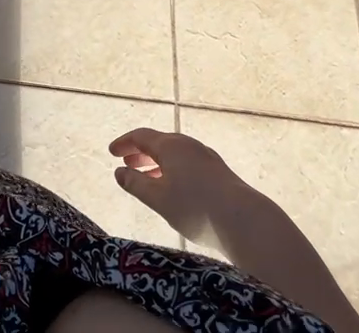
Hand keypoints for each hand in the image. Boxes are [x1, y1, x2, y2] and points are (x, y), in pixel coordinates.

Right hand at [109, 128, 262, 238]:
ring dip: (157, 162)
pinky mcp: (219, 173)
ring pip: (175, 154)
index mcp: (171, 146)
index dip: (124, 143)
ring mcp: (207, 158)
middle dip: (140, 152)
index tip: (111, 152)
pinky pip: (188, 164)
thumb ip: (135, 184)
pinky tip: (174, 188)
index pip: (141, 136)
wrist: (246, 221)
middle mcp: (189, 145)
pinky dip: (173, 170)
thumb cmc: (196, 208)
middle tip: (126, 163)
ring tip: (147, 178)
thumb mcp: (158, 199)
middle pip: (159, 143)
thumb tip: (119, 172)